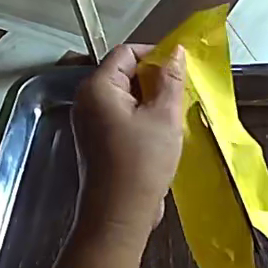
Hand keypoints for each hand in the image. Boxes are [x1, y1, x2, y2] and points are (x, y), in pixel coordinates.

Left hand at [72, 44, 186, 240]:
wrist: (118, 215)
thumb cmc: (141, 163)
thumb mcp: (164, 116)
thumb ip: (170, 79)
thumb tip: (174, 51)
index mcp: (97, 87)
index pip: (126, 52)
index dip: (154, 55)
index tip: (179, 70)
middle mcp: (87, 100)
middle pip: (124, 72)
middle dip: (154, 79)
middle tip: (180, 95)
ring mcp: (89, 122)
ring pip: (125, 96)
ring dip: (150, 101)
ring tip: (172, 116)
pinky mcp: (97, 140)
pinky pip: (121, 116)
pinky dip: (141, 118)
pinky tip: (160, 133)